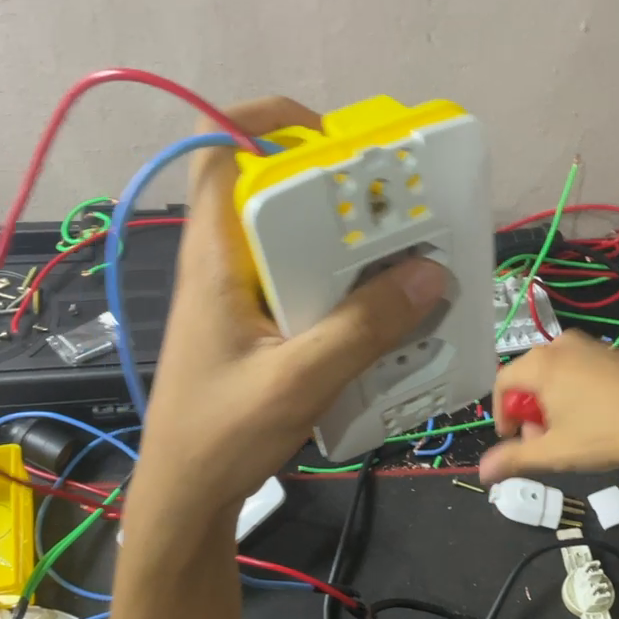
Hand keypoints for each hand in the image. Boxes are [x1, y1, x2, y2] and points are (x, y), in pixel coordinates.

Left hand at [123, 96, 449, 531]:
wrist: (187, 496)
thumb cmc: (223, 435)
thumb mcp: (299, 381)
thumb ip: (363, 328)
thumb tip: (431, 274)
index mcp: (215, 258)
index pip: (219, 151)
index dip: (266, 123)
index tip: (332, 142)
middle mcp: (222, 268)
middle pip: (273, 196)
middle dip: (336, 196)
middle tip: (395, 216)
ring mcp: (237, 303)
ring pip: (293, 249)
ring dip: (346, 252)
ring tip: (401, 267)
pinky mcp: (252, 334)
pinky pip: (300, 292)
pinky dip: (340, 294)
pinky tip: (376, 322)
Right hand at [479, 331, 618, 504]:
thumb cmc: (601, 435)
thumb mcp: (553, 452)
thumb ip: (514, 459)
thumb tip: (483, 473)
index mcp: (541, 363)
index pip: (503, 383)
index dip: (501, 414)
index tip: (512, 439)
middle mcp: (564, 345)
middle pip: (530, 377)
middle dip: (530, 411)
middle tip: (542, 441)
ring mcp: (594, 346)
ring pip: (557, 373)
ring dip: (553, 403)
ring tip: (568, 433)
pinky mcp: (617, 354)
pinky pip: (583, 370)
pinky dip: (577, 392)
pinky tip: (595, 419)